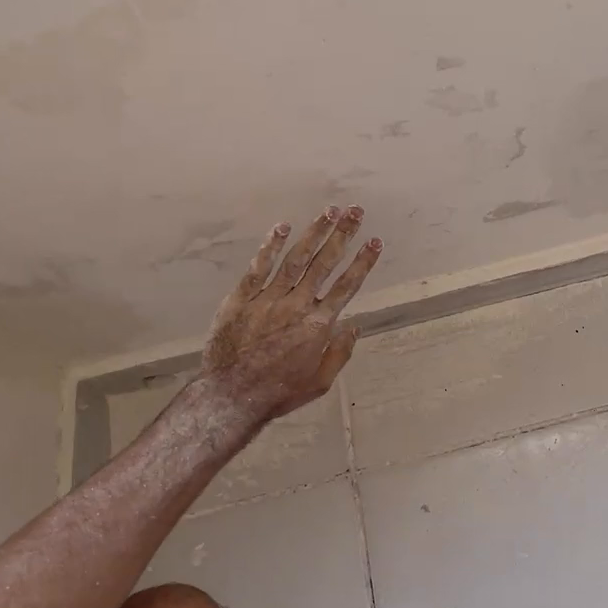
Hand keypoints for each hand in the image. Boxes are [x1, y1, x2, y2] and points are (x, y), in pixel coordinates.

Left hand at [190, 205, 380, 434]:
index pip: (347, 285)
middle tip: (354, 211)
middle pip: (324, 263)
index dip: (363, 261)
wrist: (232, 396)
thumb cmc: (279, 392)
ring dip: (314, 233)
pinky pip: (259, 267)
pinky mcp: (242, 299)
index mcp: (319, 325)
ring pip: (295, 259)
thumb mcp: (321, 381)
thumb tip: (354, 326)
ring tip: (328, 211)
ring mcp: (269, 299)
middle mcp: (297, 305)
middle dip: (342, 234)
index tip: (375, 241)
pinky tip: (282, 227)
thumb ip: (340, 352)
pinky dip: (271, 246)